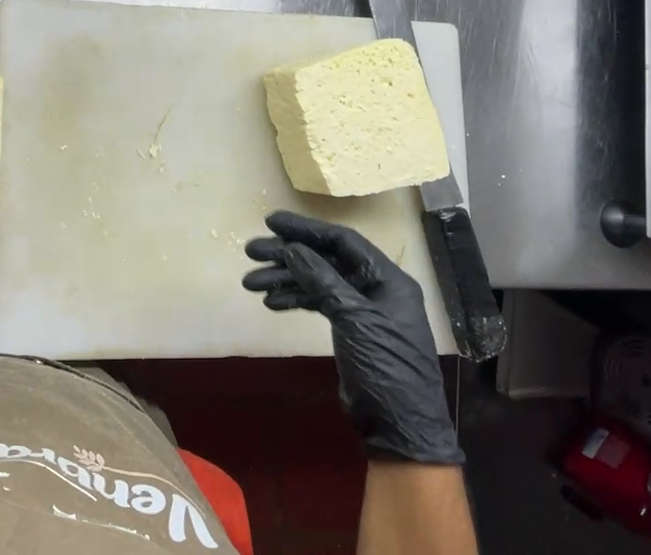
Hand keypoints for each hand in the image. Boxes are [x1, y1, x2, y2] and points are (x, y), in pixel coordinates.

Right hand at [244, 211, 462, 464]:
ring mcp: (361, 310)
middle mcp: (375, 289)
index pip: (342, 242)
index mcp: (387, 280)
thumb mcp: (354, 319)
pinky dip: (294, 300)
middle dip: (287, 256)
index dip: (306, 230)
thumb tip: (292, 248)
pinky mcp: (348, 329)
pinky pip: (317, 303)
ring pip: (316, 282)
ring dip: (284, 280)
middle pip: (324, 261)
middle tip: (251, 252)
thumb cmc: (385, 367)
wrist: (399, 427)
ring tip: (251, 282)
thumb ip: (323, 280)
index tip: (271, 223)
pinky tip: (271, 302)